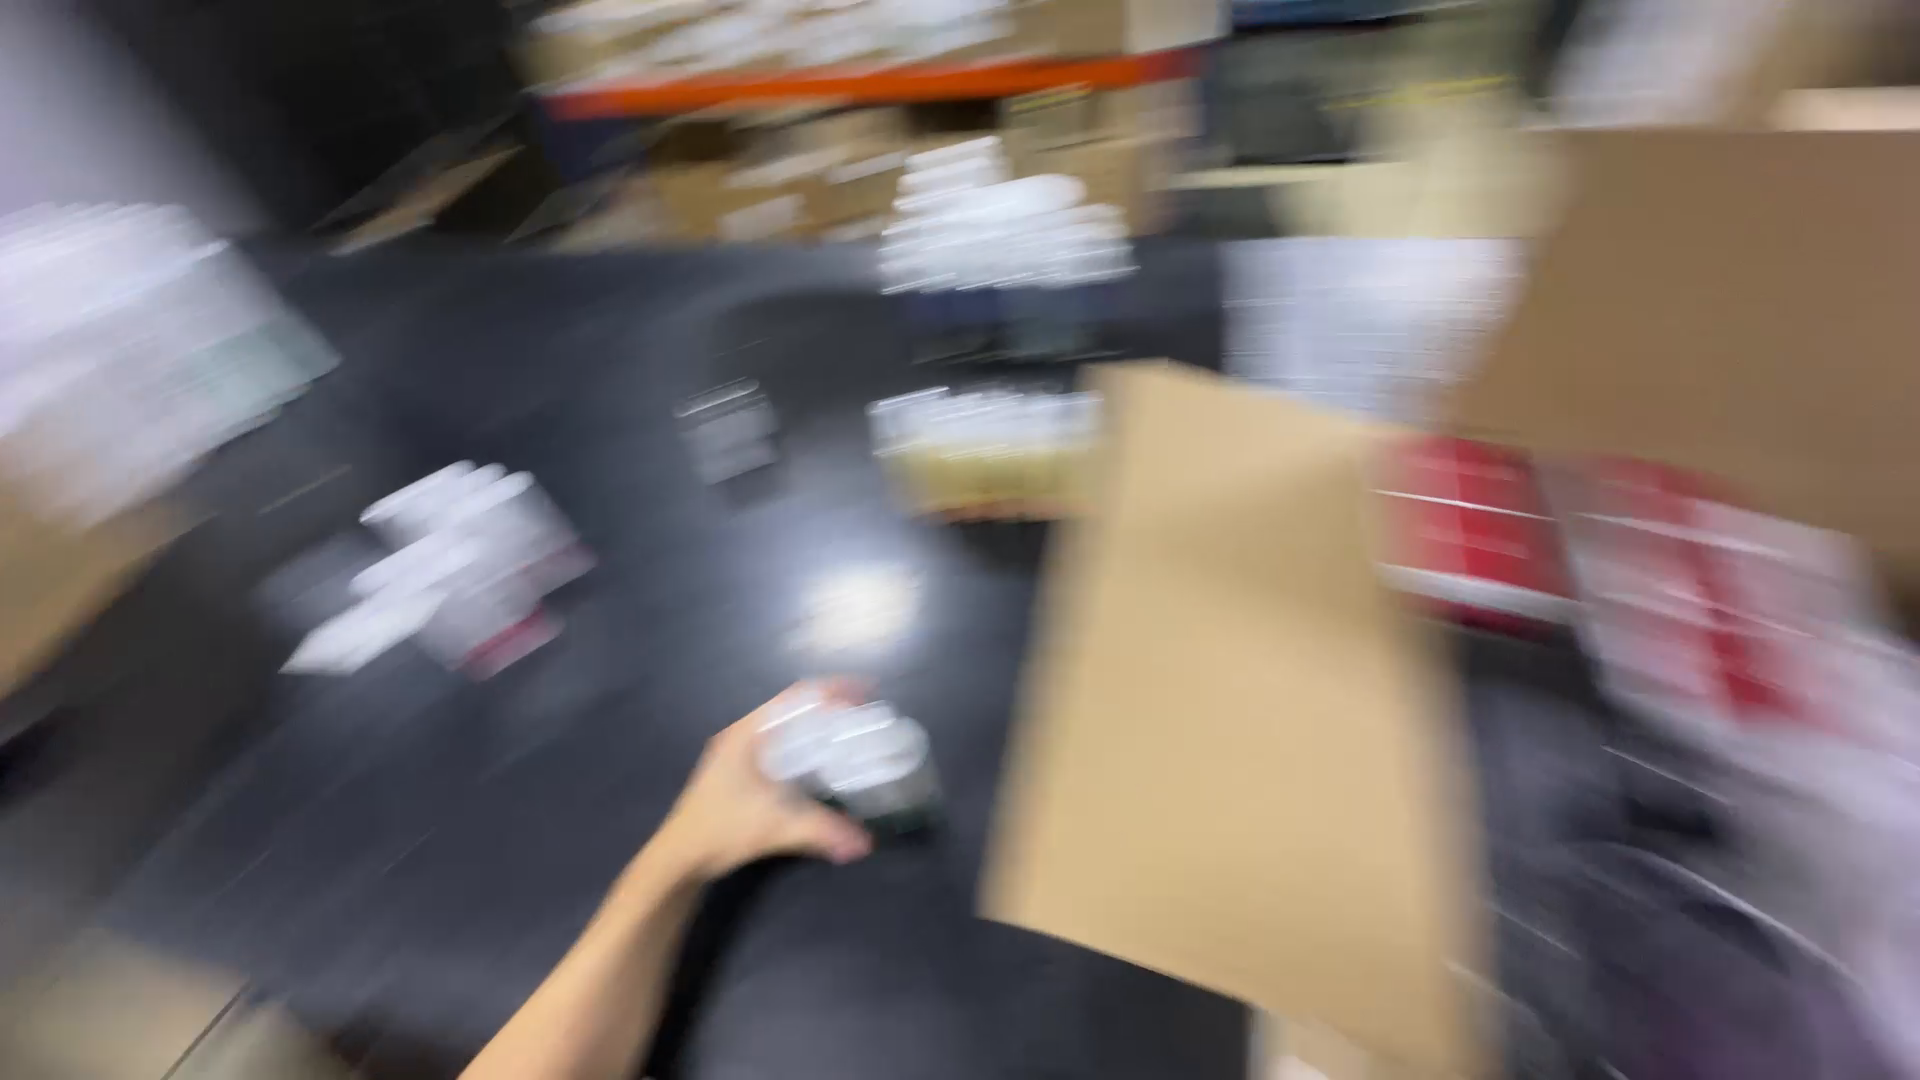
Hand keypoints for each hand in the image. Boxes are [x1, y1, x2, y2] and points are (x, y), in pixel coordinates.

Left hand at [652, 680, 872, 880]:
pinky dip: (804, 746)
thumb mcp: (775, 828)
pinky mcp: (739, 771)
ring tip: (849, 734)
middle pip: (793, 708)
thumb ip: (822, 831)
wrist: (676, 861)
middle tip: (863, 716)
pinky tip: (822, 763)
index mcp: (748, 733)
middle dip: (830, 708)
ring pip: (786, 727)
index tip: (864, 692)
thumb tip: (866, 842)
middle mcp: (743, 735)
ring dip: (816, 727)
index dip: (832, 690)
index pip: (796, 697)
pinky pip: (780, 745)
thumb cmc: (720, 832)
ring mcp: (738, 752)